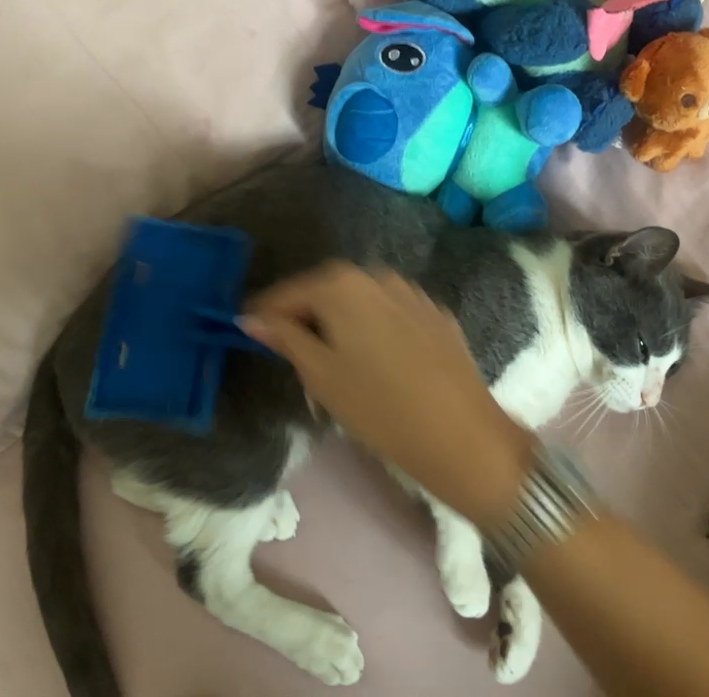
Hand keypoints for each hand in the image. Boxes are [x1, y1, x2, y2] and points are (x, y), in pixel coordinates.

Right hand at [240, 264, 531, 523]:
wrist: (459, 432)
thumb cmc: (377, 406)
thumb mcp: (320, 375)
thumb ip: (286, 338)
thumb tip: (253, 317)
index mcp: (342, 285)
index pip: (290, 292)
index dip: (267, 313)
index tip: (249, 332)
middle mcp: (378, 277)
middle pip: (328, 290)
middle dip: (306, 315)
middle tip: (289, 349)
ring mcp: (413, 293)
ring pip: (363, 301)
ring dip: (342, 320)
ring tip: (332, 358)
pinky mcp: (437, 315)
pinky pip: (392, 314)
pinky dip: (375, 328)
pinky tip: (376, 360)